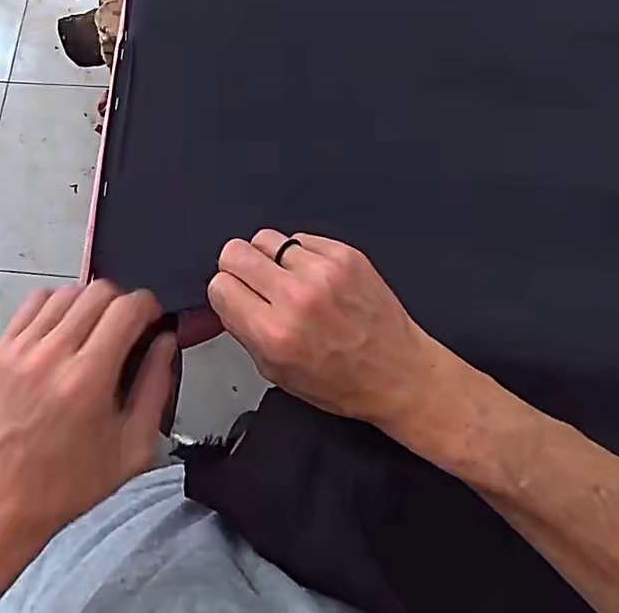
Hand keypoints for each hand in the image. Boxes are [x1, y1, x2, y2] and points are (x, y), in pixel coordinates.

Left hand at [0, 281, 175, 538]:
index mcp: (87, 379)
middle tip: (127, 327)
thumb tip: (166, 339)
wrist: (3, 502)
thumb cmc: (71, 481)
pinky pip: (36, 301)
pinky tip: (66, 327)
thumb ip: (157, 385)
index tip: (151, 320)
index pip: (127, 307)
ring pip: (69, 290)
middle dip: (123, 302)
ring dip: (91, 301)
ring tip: (96, 328)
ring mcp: (22, 350)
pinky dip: (58, 304)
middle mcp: (52, 356)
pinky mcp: (2, 351)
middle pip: (100, 290)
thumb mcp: (134, 445)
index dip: (149, 305)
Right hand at [207, 229, 443, 427]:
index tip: (236, 297)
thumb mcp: (277, 373)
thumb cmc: (342, 381)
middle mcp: (297, 298)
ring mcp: (324, 271)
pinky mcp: (345, 254)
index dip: (225, 292)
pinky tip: (316, 277)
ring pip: (267, 238)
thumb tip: (227, 295)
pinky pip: (301, 237)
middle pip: (236, 251)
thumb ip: (245, 330)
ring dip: (272, 258)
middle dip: (239, 267)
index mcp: (274, 334)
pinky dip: (302, 254)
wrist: (398, 370)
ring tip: (288, 279)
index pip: (220, 286)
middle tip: (255, 282)